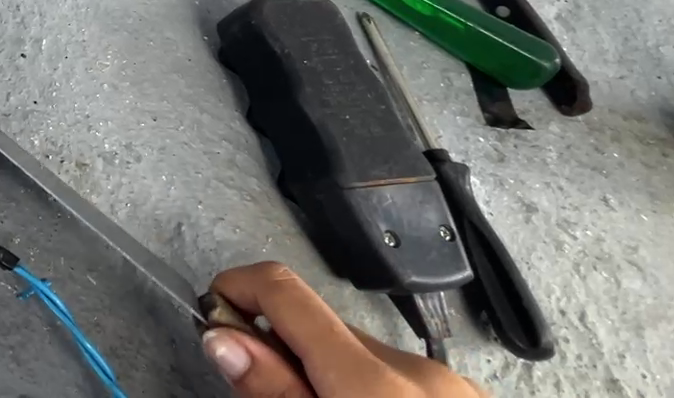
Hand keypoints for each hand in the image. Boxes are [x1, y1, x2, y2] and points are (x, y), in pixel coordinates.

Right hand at [202, 263, 488, 397]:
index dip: (233, 289)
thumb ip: (272, 389)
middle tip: (264, 389)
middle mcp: (421, 372)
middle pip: (318, 324)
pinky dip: (368, 390)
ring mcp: (459, 388)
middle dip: (282, 347)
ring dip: (326, 372)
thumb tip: (219, 336)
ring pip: (359, 354)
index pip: (280, 286)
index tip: (214, 321)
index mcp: (374, 378)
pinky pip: (401, 379)